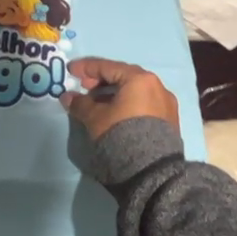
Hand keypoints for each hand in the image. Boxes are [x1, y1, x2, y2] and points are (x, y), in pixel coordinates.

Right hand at [61, 58, 178, 140]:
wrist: (152, 169)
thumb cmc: (121, 133)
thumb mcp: (95, 118)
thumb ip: (80, 104)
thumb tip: (67, 97)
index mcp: (139, 79)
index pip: (107, 66)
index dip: (86, 67)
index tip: (71, 70)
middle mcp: (156, 85)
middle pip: (123, 76)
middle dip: (101, 80)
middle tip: (84, 86)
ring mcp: (165, 103)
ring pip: (135, 90)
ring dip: (114, 93)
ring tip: (97, 103)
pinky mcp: (169, 119)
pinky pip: (144, 103)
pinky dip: (127, 103)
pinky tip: (115, 113)